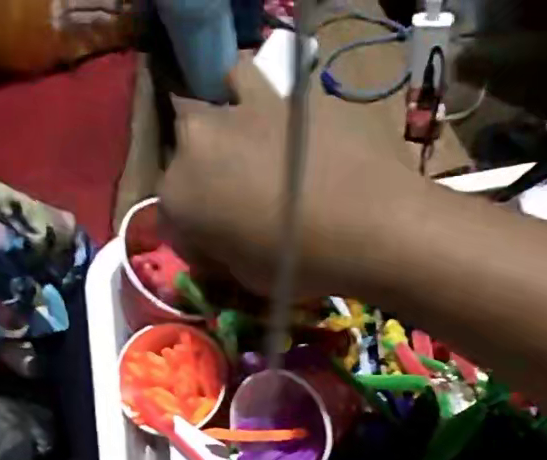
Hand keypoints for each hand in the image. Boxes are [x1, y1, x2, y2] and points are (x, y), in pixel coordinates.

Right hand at [158, 60, 428, 297]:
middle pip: (192, 148)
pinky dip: (287, 112)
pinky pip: (281, 94)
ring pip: (229, 93)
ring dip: (239, 115)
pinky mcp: (295, 91)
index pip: (173, 216)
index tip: (224, 251)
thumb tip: (223, 247)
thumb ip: (226, 256)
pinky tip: (308, 135)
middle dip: (211, 170)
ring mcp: (247, 104)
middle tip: (246, 199)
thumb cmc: (306, 265)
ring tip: (267, 144)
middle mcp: (199, 137)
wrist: (373, 224)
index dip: (199, 237)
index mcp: (180, 193)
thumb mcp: (254, 282)